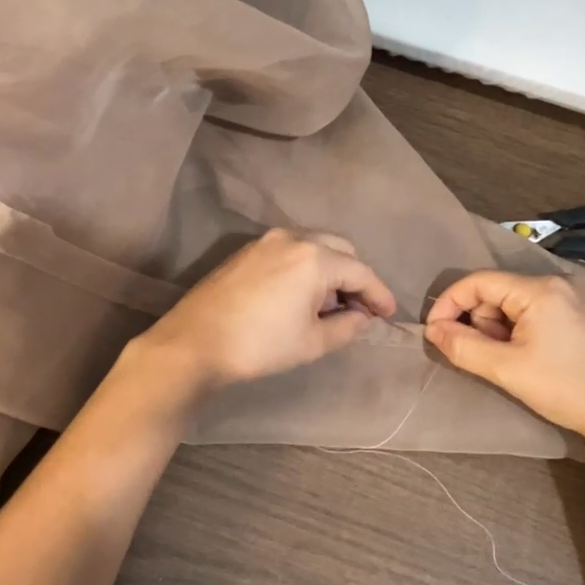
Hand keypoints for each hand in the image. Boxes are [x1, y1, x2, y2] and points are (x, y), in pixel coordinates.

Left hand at [135, 229, 398, 390]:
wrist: (194, 343)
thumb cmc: (259, 346)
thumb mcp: (312, 342)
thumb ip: (347, 326)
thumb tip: (363, 317)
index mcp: (314, 258)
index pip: (360, 271)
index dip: (379, 293)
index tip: (389, 313)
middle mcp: (293, 239)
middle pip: (340, 250)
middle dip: (355, 277)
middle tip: (359, 309)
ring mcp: (265, 242)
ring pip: (313, 246)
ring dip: (329, 271)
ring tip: (330, 305)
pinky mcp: (246, 252)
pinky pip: (289, 251)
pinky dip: (305, 268)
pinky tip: (301, 296)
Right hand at [424, 271, 584, 452]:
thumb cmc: (565, 388)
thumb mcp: (506, 369)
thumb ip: (463, 346)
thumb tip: (433, 330)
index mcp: (540, 289)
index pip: (478, 282)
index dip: (449, 304)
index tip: (435, 333)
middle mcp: (560, 282)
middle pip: (498, 292)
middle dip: (481, 322)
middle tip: (489, 358)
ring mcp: (578, 296)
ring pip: (518, 303)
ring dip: (502, 329)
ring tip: (513, 362)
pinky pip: (541, 310)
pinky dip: (524, 330)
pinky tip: (534, 358)